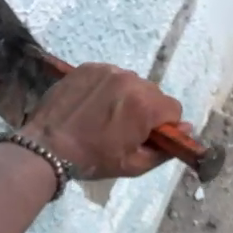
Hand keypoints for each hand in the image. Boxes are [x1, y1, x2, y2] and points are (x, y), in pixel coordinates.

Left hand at [18, 64, 185, 179]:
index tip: (146, 136)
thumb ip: (165, 149)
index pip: (173, 109)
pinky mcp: (88, 67)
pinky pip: (110, 76)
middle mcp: (130, 80)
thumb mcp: (133, 165)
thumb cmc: (93, 159)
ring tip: (104, 116)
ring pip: (132, 83)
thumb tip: (185, 129)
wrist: (47, 146)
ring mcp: (107, 70)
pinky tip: (92, 106)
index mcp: (145, 105)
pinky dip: (107, 89)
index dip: (164, 126)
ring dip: (126, 97)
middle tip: (123, 129)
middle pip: (153, 94)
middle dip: (145, 110)